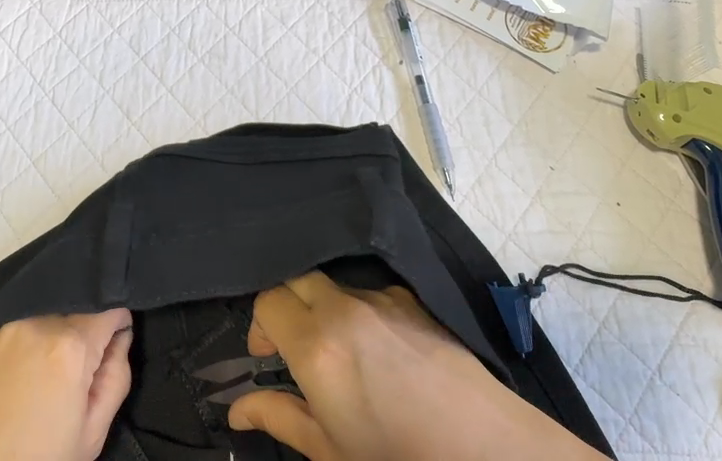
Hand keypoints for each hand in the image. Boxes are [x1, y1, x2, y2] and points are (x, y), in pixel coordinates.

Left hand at [0, 308, 133, 460]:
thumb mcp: (89, 437)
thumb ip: (115, 380)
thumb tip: (119, 341)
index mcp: (68, 344)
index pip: (110, 309)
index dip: (118, 327)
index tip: (113, 351)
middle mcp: (32, 322)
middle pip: (73, 313)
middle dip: (81, 337)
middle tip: (73, 382)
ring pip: (39, 322)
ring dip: (47, 343)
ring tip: (37, 388)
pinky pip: (8, 335)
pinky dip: (17, 352)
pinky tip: (9, 388)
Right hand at [227, 272, 606, 460]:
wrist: (484, 447)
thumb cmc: (397, 457)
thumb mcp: (330, 450)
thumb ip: (280, 418)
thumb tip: (237, 408)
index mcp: (315, 344)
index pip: (267, 300)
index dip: (259, 324)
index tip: (266, 355)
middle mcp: (344, 308)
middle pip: (296, 278)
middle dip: (285, 304)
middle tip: (292, 346)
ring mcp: (382, 299)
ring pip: (333, 284)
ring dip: (322, 306)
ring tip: (338, 353)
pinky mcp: (413, 300)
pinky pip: (371, 292)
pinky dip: (359, 311)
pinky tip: (379, 352)